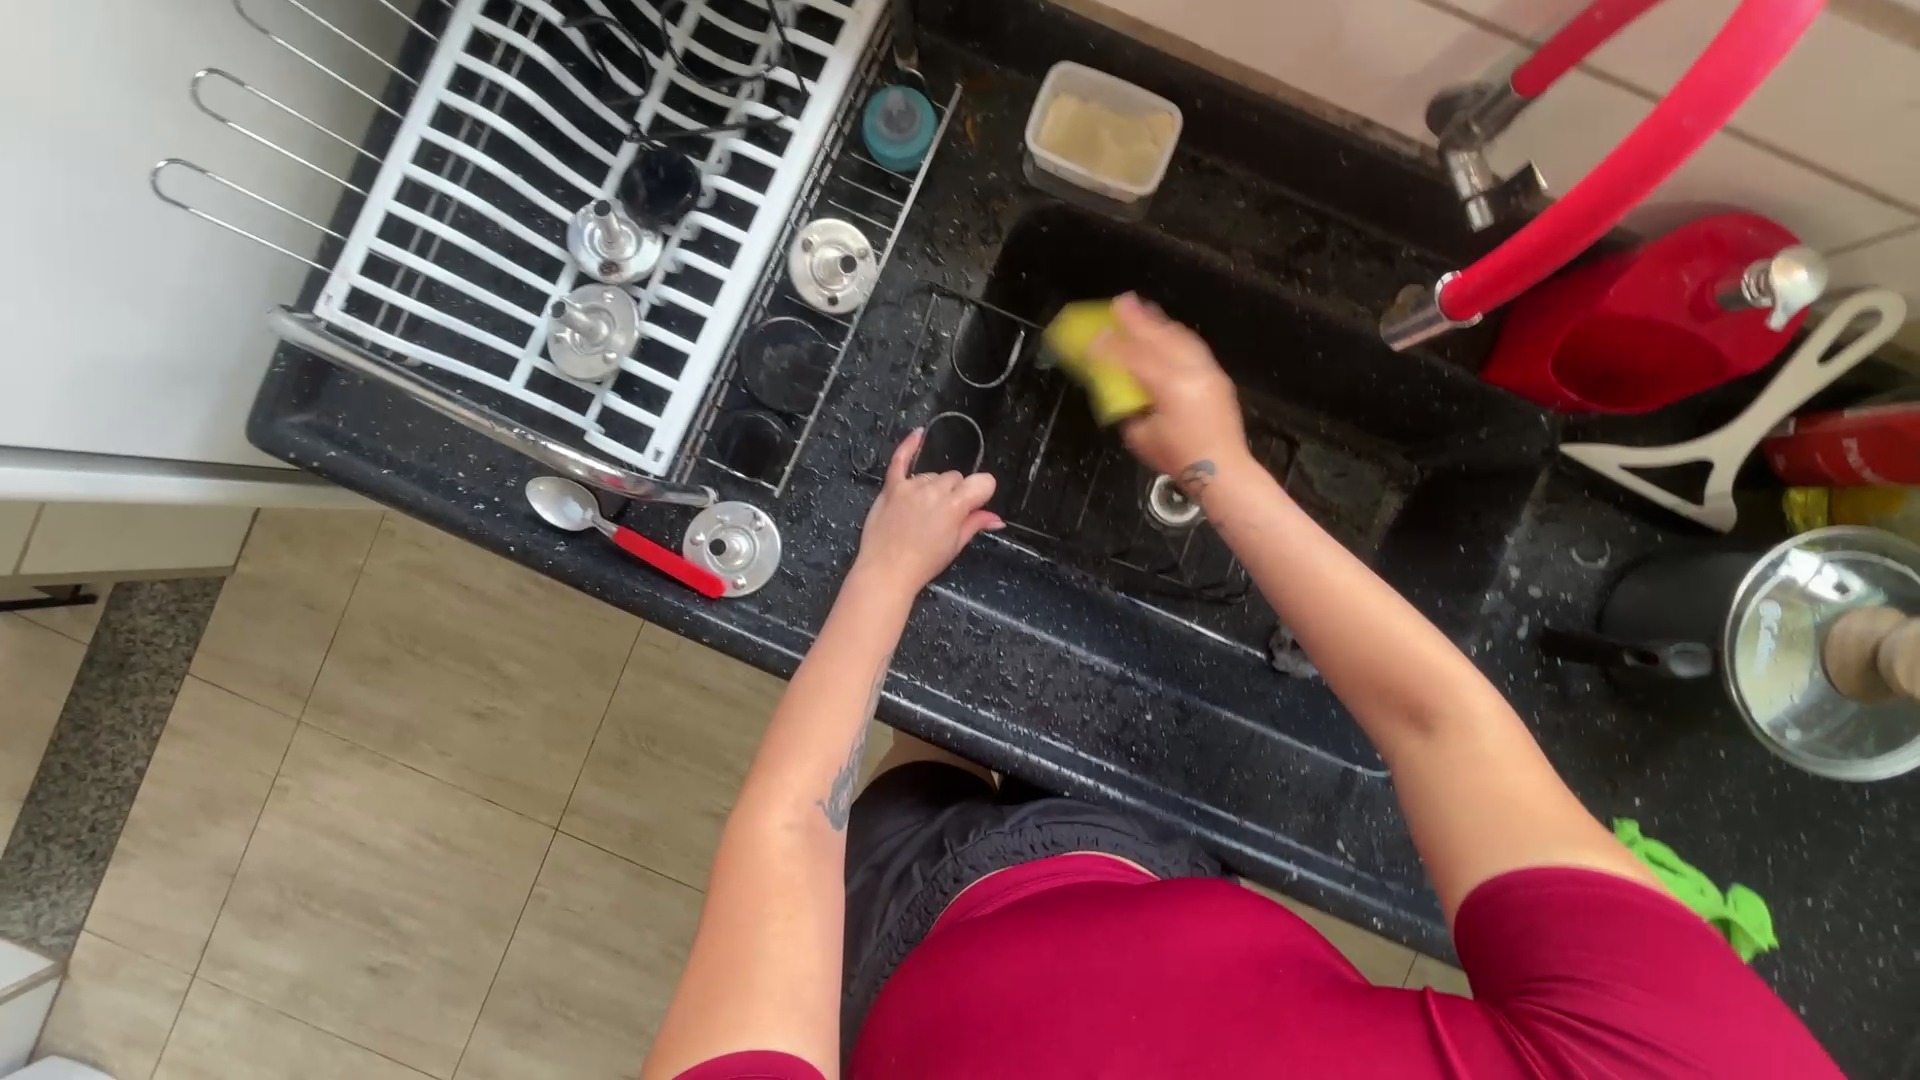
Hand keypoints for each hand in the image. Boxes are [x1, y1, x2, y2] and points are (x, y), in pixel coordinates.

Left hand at [852, 430, 1002, 593]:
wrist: (886, 571)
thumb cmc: (923, 564)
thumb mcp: (955, 546)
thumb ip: (975, 524)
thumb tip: (997, 519)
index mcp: (955, 506)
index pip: (982, 482)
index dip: (981, 493)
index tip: (974, 506)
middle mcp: (934, 490)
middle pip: (955, 477)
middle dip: (955, 493)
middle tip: (944, 518)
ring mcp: (910, 486)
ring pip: (932, 474)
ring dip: (933, 487)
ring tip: (923, 513)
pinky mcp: (891, 488)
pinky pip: (900, 460)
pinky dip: (909, 445)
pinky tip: (918, 433)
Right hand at [1093, 293, 1249, 496]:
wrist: (1222, 469)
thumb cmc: (1179, 459)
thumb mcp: (1141, 437)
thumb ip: (1131, 409)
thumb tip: (1125, 393)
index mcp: (1169, 387)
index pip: (1133, 359)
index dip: (1109, 348)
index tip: (1092, 338)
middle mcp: (1190, 372)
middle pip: (1159, 338)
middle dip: (1137, 319)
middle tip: (1119, 302)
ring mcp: (1207, 372)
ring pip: (1180, 338)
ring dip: (1158, 323)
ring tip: (1143, 310)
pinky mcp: (1216, 377)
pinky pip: (1192, 348)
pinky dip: (1175, 337)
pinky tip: (1167, 333)